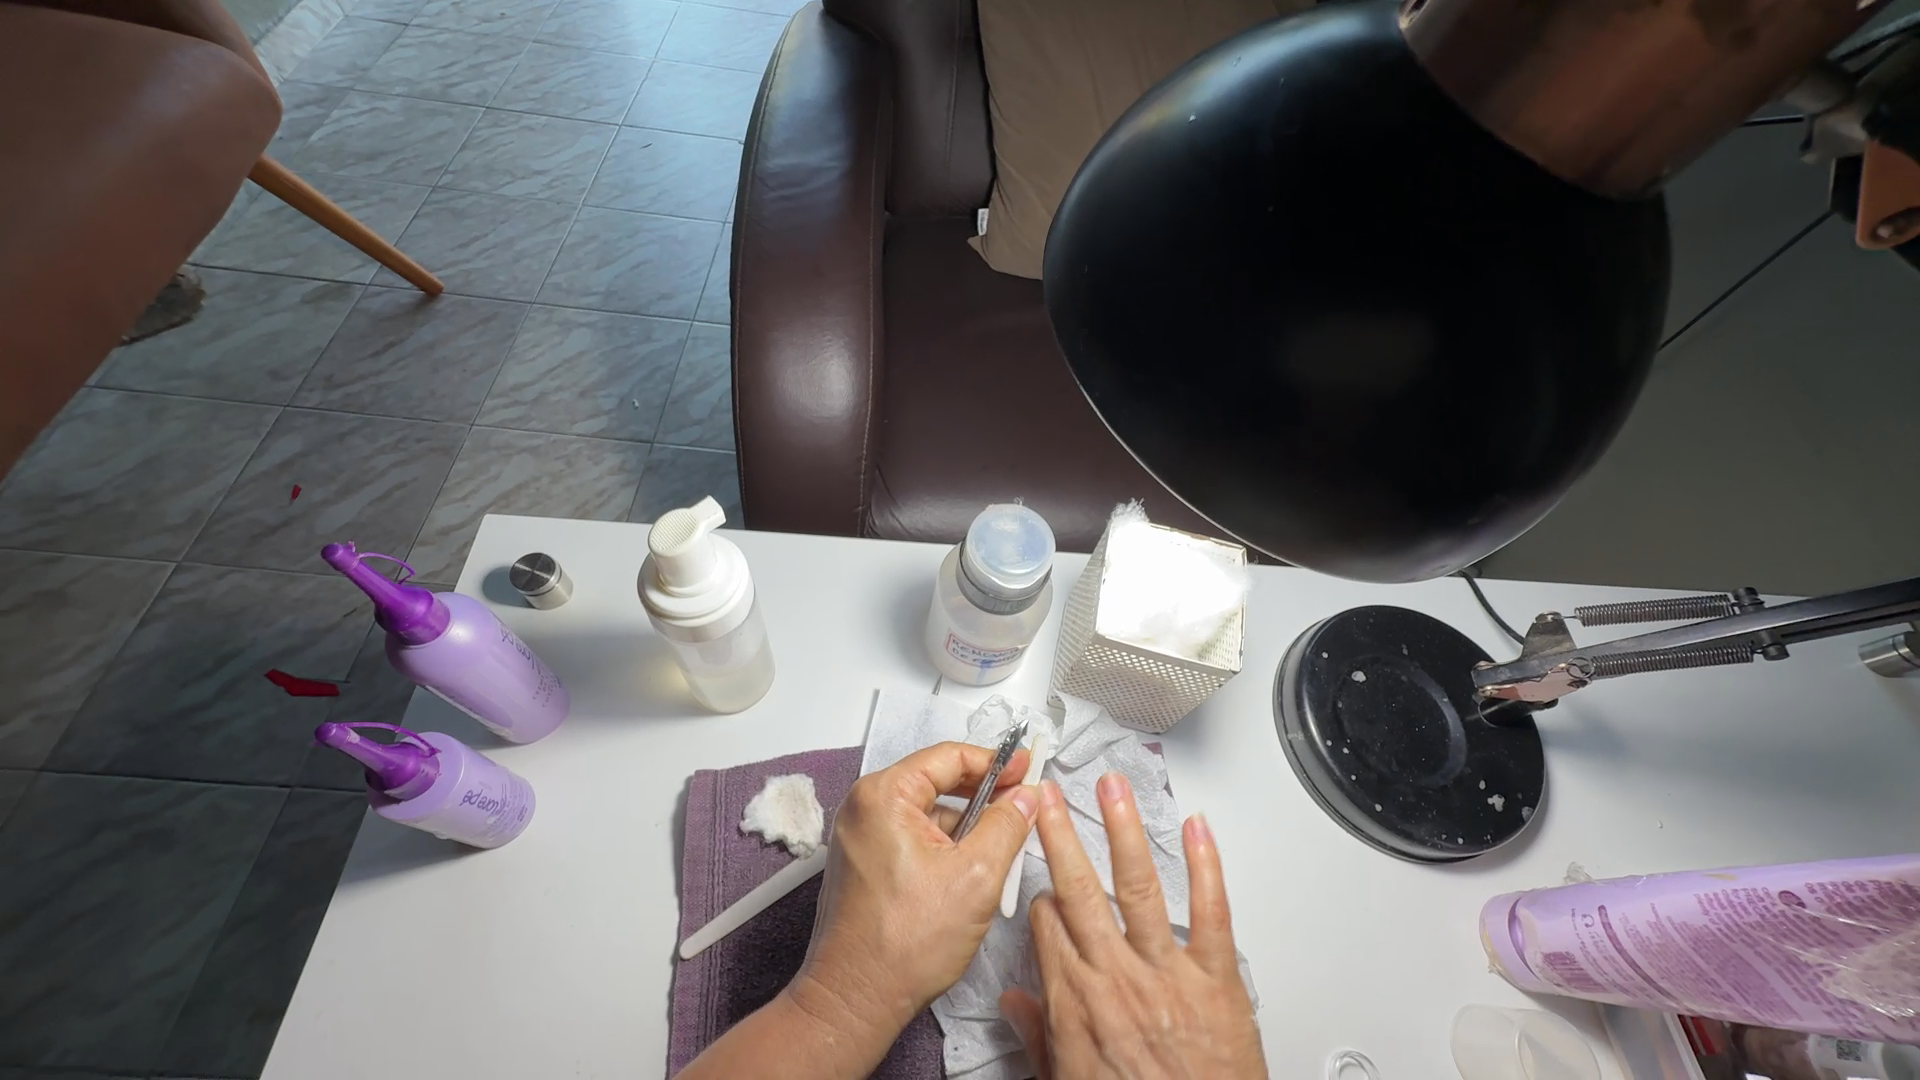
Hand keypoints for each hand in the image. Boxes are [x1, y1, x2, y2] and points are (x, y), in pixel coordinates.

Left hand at [789, 741, 1039, 1052]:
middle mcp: (864, 805)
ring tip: (1001, 843)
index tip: (1025, 768)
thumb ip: (1007, 826)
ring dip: (966, 822)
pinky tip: (971, 866)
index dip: (994, 762)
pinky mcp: (864, 858)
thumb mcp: (976, 877)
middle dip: (983, 793)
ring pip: (928, 810)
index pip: (949, 757)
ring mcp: (860, 833)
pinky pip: (913, 833)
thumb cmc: (903, 945)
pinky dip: (945, 843)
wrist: (855, 1002)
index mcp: (884, 796)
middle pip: (937, 780)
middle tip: (1020, 801)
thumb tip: (1025, 797)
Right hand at [1000, 775, 1266, 1079]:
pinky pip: (1211, 915)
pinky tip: (1198, 828)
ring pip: (1137, 886)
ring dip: (1122, 829)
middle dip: (1060, 832)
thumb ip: (1038, 1036)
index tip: (1040, 870)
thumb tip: (1012, 1002)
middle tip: (1047, 793)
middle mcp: (1116, 977)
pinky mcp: (1217, 982)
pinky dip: (1207, 867)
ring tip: (1112, 787)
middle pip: (1079, 888)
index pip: (1048, 920)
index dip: (1043, 891)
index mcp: (1077, 1001)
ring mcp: (1167, 974)